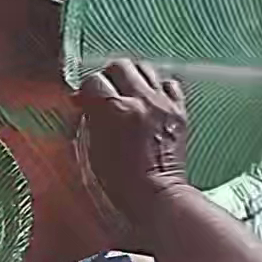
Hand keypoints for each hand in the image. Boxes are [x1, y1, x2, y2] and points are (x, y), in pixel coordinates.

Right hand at [77, 58, 190, 221]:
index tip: (82, 103)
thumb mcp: (93, 151)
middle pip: (120, 66)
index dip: (85, 92)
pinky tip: (149, 101)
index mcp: (115, 111)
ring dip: (132, 77)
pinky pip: (168, 83)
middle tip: (103, 93)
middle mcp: (141, 100)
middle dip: (107, 77)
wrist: (156, 196)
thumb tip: (86, 103)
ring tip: (126, 93)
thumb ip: (90, 121)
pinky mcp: (179, 111)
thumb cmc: (118, 182)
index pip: (93, 81)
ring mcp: (163, 103)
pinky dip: (157, 87)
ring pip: (145, 69)